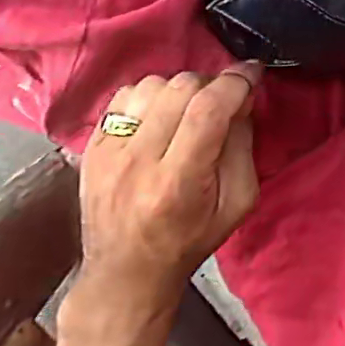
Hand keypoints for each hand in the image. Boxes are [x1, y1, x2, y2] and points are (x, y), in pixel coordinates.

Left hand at [72, 65, 261, 309]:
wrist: (126, 272)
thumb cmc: (190, 240)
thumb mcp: (237, 203)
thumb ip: (243, 146)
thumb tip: (242, 98)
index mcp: (177, 182)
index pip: (208, 109)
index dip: (236, 81)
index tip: (252, 73)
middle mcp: (138, 161)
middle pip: (182, 88)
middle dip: (212, 85)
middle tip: (221, 102)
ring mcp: (108, 151)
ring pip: (153, 84)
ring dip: (180, 90)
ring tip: (187, 112)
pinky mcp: (92, 144)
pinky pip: (126, 93)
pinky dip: (150, 95)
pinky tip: (158, 116)